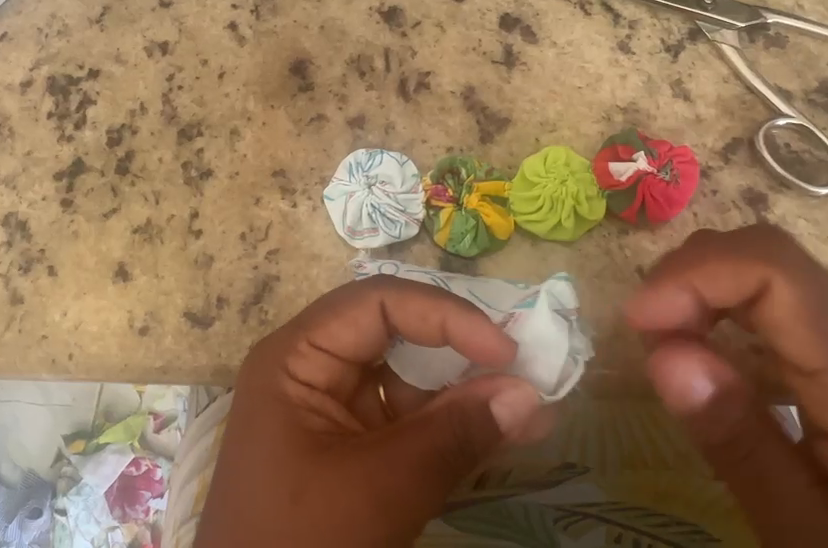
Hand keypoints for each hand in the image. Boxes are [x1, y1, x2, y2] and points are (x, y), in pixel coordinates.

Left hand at [195, 276, 555, 547]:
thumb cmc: (303, 541)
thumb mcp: (381, 487)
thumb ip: (455, 435)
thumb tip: (530, 394)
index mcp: (297, 356)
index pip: (377, 304)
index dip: (444, 316)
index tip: (505, 351)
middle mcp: (310, 370)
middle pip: (392, 336)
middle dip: (458, 351)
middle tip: (524, 369)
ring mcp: (328, 413)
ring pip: (403, 381)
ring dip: (462, 394)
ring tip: (528, 409)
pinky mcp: (347, 454)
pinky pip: (403, 424)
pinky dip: (448, 429)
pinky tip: (497, 436)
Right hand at [628, 225, 827, 547]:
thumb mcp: (818, 539)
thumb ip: (742, 446)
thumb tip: (662, 353)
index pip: (773, 268)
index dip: (693, 274)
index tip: (638, 325)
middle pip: (768, 258)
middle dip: (688, 279)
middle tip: (645, 342)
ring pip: (773, 274)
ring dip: (704, 294)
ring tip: (667, 353)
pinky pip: (787, 307)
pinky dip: (732, 315)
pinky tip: (714, 366)